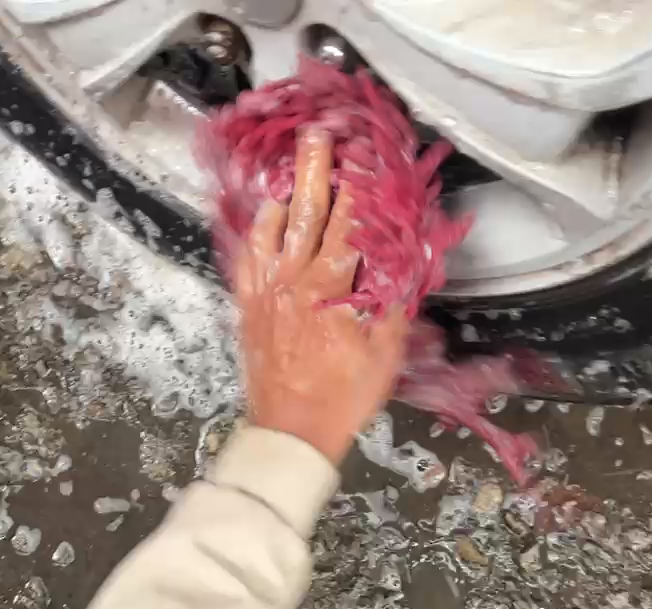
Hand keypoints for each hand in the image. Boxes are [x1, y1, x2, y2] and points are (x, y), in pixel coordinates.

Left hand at [233, 128, 409, 464]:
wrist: (290, 431)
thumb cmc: (341, 398)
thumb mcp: (383, 353)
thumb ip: (392, 301)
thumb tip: (402, 259)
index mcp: (331, 290)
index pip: (348, 225)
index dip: (357, 186)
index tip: (364, 154)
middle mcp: (294, 283)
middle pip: (308, 215)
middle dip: (317, 171)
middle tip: (318, 134)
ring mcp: (266, 294)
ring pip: (274, 232)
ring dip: (287, 195)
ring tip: (294, 168)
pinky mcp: (249, 309)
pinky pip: (249, 261)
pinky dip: (257, 235)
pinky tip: (265, 218)